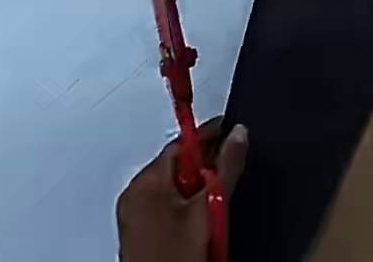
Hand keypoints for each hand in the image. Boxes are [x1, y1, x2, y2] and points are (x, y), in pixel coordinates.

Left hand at [117, 118, 247, 261]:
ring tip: (218, 206)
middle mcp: (135, 197)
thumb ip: (226, 167)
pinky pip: (168, 210)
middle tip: (231, 172)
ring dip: (199, 191)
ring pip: (175, 189)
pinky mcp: (141, 239)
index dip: (210, 137)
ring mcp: (135, 220)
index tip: (232, 133)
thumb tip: (238, 135)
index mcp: (145, 183)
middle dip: (206, 168)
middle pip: (178, 166)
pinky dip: (187, 210)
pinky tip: (206, 225)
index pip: (182, 143)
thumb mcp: (209, 211)